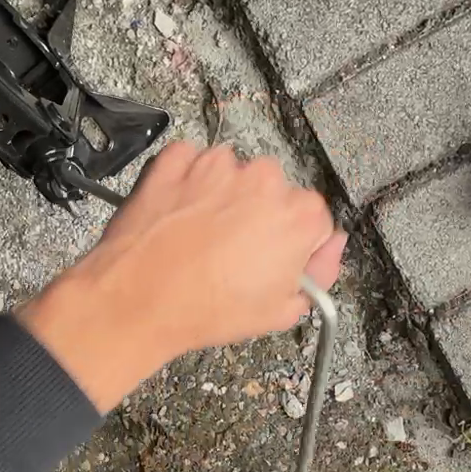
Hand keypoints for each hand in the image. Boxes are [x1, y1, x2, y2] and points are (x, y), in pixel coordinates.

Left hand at [17, 142, 345, 411]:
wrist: (140, 299)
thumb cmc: (208, 309)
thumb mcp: (281, 311)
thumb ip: (320, 273)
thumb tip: (331, 246)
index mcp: (299, 215)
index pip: (312, 218)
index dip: (291, 242)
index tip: (271, 259)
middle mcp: (264, 179)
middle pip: (271, 192)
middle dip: (255, 214)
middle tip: (230, 252)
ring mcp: (218, 165)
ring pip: (230, 174)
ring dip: (220, 195)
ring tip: (198, 236)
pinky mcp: (177, 160)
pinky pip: (189, 161)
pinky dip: (185, 181)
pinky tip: (177, 215)